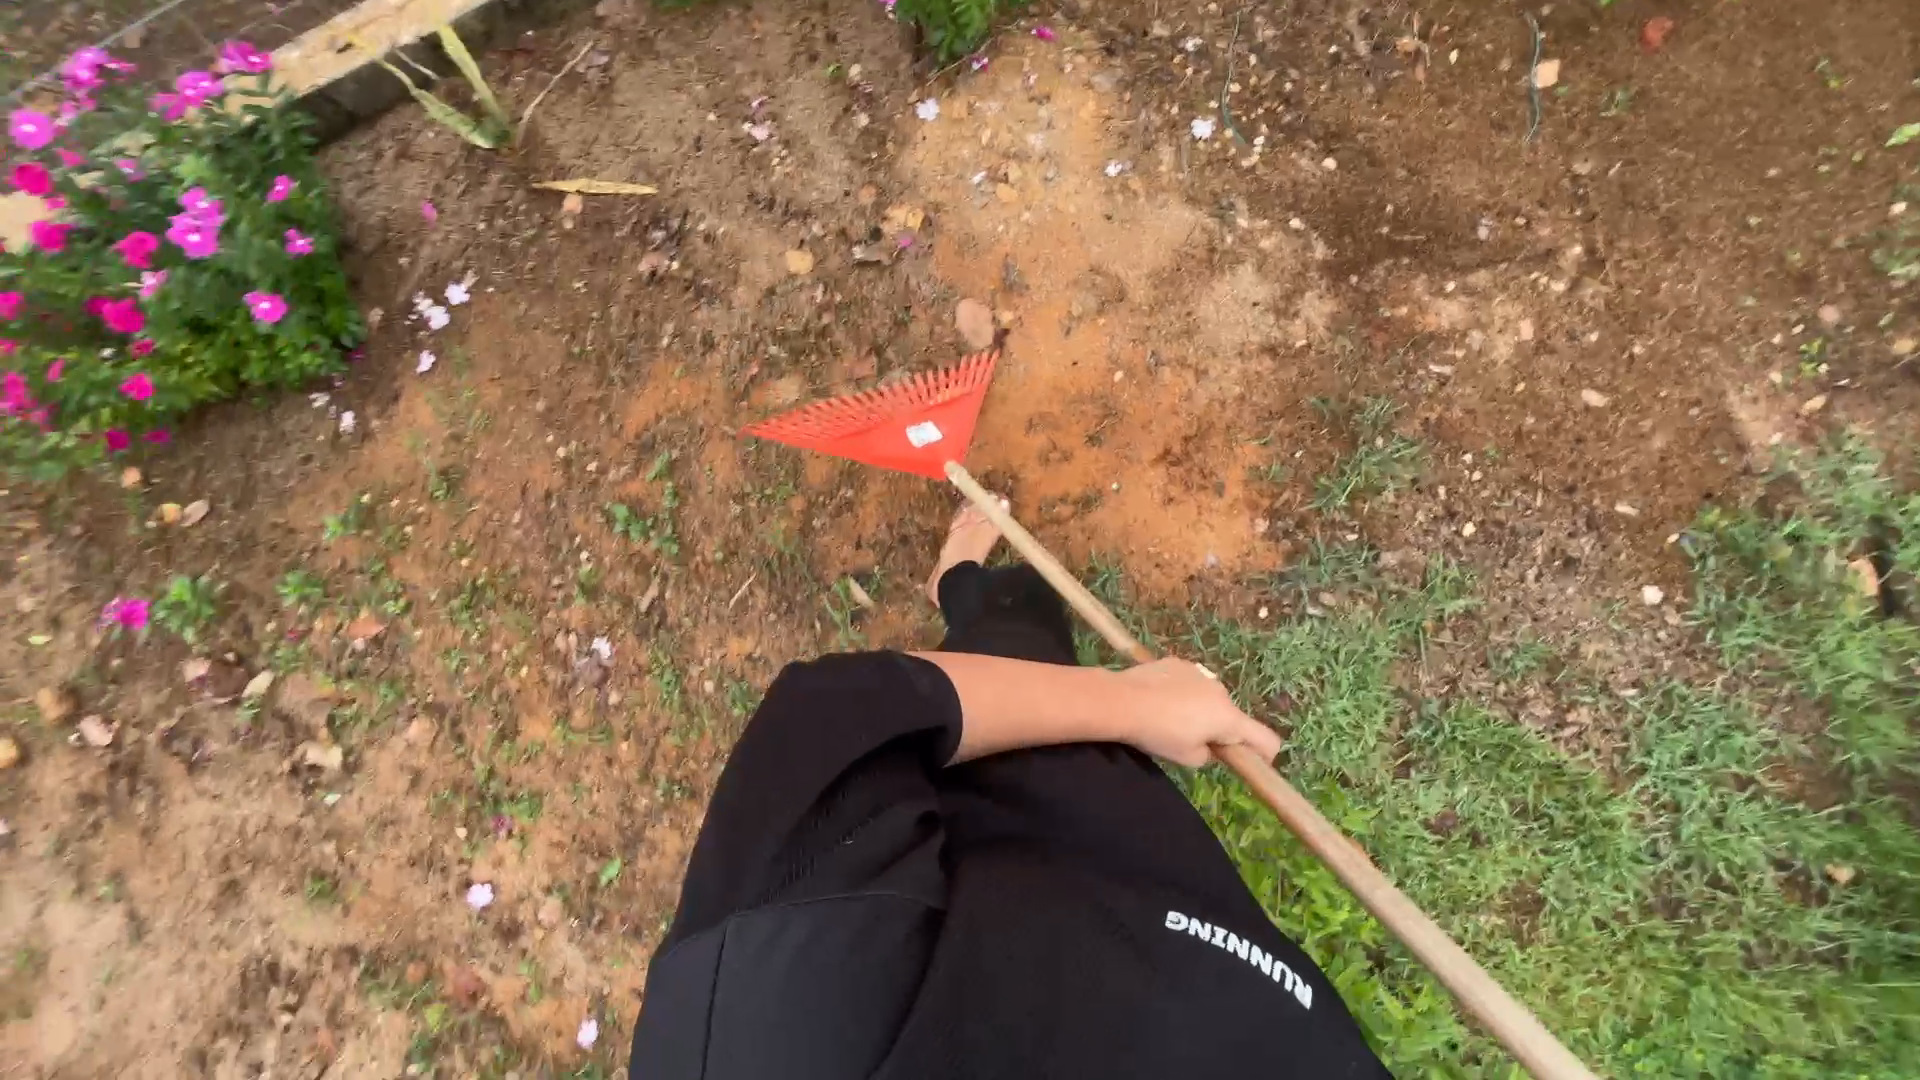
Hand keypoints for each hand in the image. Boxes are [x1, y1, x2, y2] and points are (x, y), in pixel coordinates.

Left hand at [1111, 657, 1281, 767]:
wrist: (1122, 700)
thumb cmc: (1158, 733)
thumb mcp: (1188, 757)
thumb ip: (1209, 754)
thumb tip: (1209, 744)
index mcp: (1228, 718)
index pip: (1265, 738)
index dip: (1264, 754)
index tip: (1253, 762)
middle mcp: (1221, 691)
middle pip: (1232, 716)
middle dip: (1220, 730)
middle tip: (1192, 740)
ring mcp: (1200, 673)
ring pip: (1209, 697)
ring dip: (1200, 709)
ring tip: (1169, 718)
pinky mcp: (1178, 663)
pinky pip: (1189, 683)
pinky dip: (1182, 692)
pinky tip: (1159, 699)